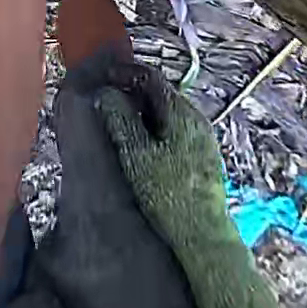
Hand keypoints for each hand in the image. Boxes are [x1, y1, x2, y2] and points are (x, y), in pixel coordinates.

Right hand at [97, 67, 289, 307]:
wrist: (203, 235)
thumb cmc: (167, 194)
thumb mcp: (135, 154)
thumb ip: (119, 119)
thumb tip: (103, 93)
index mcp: (180, 110)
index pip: (149, 76)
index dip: (124, 72)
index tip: (102, 75)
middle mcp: (195, 116)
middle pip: (160, 92)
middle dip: (132, 90)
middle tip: (106, 97)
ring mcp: (202, 135)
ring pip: (167, 111)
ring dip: (143, 109)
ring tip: (118, 119)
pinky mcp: (203, 153)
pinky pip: (175, 127)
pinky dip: (154, 125)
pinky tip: (140, 142)